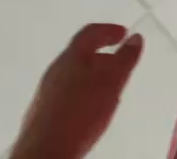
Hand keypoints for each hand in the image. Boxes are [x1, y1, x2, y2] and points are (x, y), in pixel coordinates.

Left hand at [10, 24, 144, 158]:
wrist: (45, 153)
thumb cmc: (82, 111)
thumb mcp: (112, 82)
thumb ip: (125, 59)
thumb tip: (135, 38)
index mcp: (71, 56)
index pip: (90, 32)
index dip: (108, 30)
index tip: (123, 34)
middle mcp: (55, 69)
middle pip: (80, 54)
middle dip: (101, 55)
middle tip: (117, 63)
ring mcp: (45, 92)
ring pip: (72, 75)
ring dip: (91, 76)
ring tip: (107, 89)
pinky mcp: (41, 114)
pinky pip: (64, 94)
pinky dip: (80, 93)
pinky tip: (89, 109)